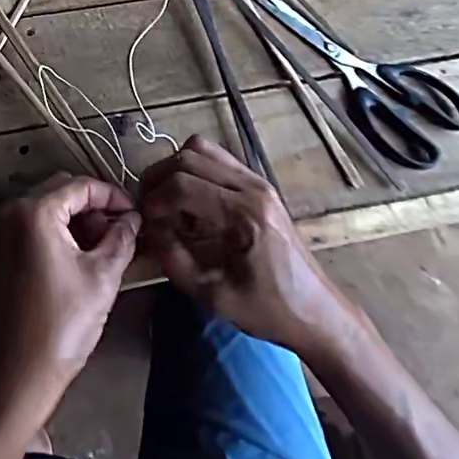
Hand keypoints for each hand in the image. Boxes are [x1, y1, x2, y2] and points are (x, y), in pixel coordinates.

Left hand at [0, 173, 139, 390]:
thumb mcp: (103, 276)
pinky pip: (38, 228)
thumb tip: (133, 219)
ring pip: (51, 210)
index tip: (136, 213)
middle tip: (123, 229)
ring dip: (81, 220)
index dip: (114, 196)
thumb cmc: (60, 325)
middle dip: (97, 207)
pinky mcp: (2, 256)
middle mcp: (13, 215)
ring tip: (108, 246)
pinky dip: (63, 234)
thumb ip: (122, 237)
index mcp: (35, 212)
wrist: (14, 380)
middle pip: (64, 191)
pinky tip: (85, 258)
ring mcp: (3, 236)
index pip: (83, 185)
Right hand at [137, 136, 365, 360]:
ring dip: (176, 168)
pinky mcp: (259, 184)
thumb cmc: (268, 309)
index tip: (143, 221)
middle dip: (160, 177)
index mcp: (245, 214)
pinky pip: (218, 160)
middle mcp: (252, 186)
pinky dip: (195, 171)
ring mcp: (258, 180)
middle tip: (148, 207)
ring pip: (204, 149)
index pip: (184, 184)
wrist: (314, 308)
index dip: (154, 199)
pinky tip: (190, 203)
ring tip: (166, 201)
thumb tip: (148, 230)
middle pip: (191, 155)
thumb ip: (175, 260)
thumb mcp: (214, 296)